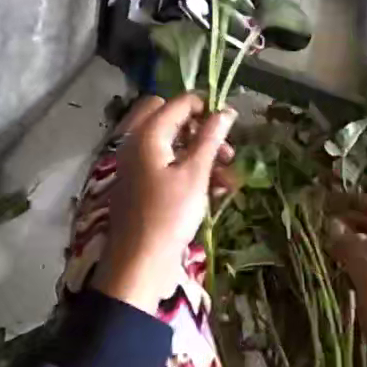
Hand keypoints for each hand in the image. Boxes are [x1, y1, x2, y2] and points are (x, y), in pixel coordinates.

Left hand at [97, 95, 235, 311]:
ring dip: (200, 153)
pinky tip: (215, 190)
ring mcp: (137, 164)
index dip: (206, 107)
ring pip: (172, 144)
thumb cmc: (169, 215)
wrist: (139, 264)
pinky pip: (167, 165)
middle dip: (200, 129)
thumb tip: (226, 111)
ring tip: (227, 176)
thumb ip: (210, 138)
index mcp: (146, 134)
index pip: (179, 102)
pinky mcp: (142, 184)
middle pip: (172, 119)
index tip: (229, 125)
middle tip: (224, 148)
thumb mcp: (195, 174)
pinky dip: (188, 170)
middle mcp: (137, 142)